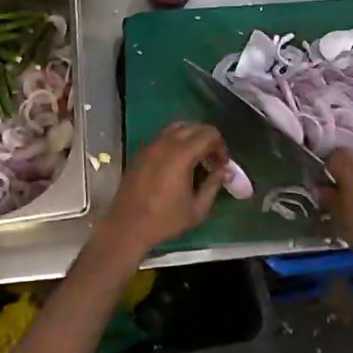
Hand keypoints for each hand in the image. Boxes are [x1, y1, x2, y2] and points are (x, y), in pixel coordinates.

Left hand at [100, 122, 229, 254]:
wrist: (127, 226)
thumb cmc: (165, 220)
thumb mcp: (197, 208)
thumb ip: (214, 185)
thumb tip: (225, 171)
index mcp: (182, 154)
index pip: (209, 135)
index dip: (221, 147)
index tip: (222, 164)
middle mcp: (166, 143)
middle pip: (194, 126)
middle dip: (208, 139)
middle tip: (212, 160)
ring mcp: (151, 146)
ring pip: (177, 127)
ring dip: (191, 137)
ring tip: (197, 158)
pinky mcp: (141, 152)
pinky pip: (163, 136)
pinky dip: (176, 141)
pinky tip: (178, 162)